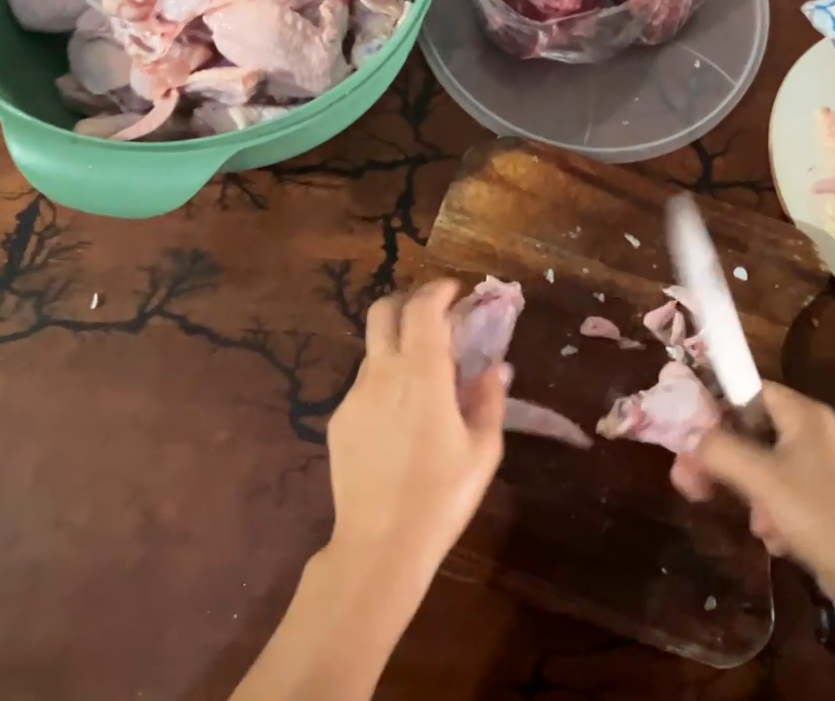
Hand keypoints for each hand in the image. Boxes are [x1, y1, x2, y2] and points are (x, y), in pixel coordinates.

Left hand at [323, 278, 508, 577]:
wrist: (380, 543)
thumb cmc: (442, 495)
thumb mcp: (483, 449)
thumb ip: (489, 399)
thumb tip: (495, 367)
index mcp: (422, 373)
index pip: (423, 308)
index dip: (438, 290)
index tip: (454, 291)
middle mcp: (382, 373)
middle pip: (382, 311)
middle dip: (407, 302)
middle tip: (433, 316)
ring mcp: (354, 395)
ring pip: (373, 350)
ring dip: (397, 346)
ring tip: (423, 378)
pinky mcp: (339, 420)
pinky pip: (364, 386)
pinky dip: (384, 382)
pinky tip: (400, 420)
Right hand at [677, 383, 834, 589]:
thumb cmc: (820, 517)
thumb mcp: (760, 479)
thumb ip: (718, 449)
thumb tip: (688, 436)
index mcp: (804, 414)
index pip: (748, 388)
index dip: (714, 405)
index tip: (687, 435)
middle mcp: (815, 431)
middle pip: (752, 429)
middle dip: (724, 459)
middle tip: (695, 484)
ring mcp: (824, 465)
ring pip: (765, 464)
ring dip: (748, 492)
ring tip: (754, 523)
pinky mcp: (828, 497)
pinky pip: (785, 490)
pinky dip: (772, 511)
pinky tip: (776, 539)